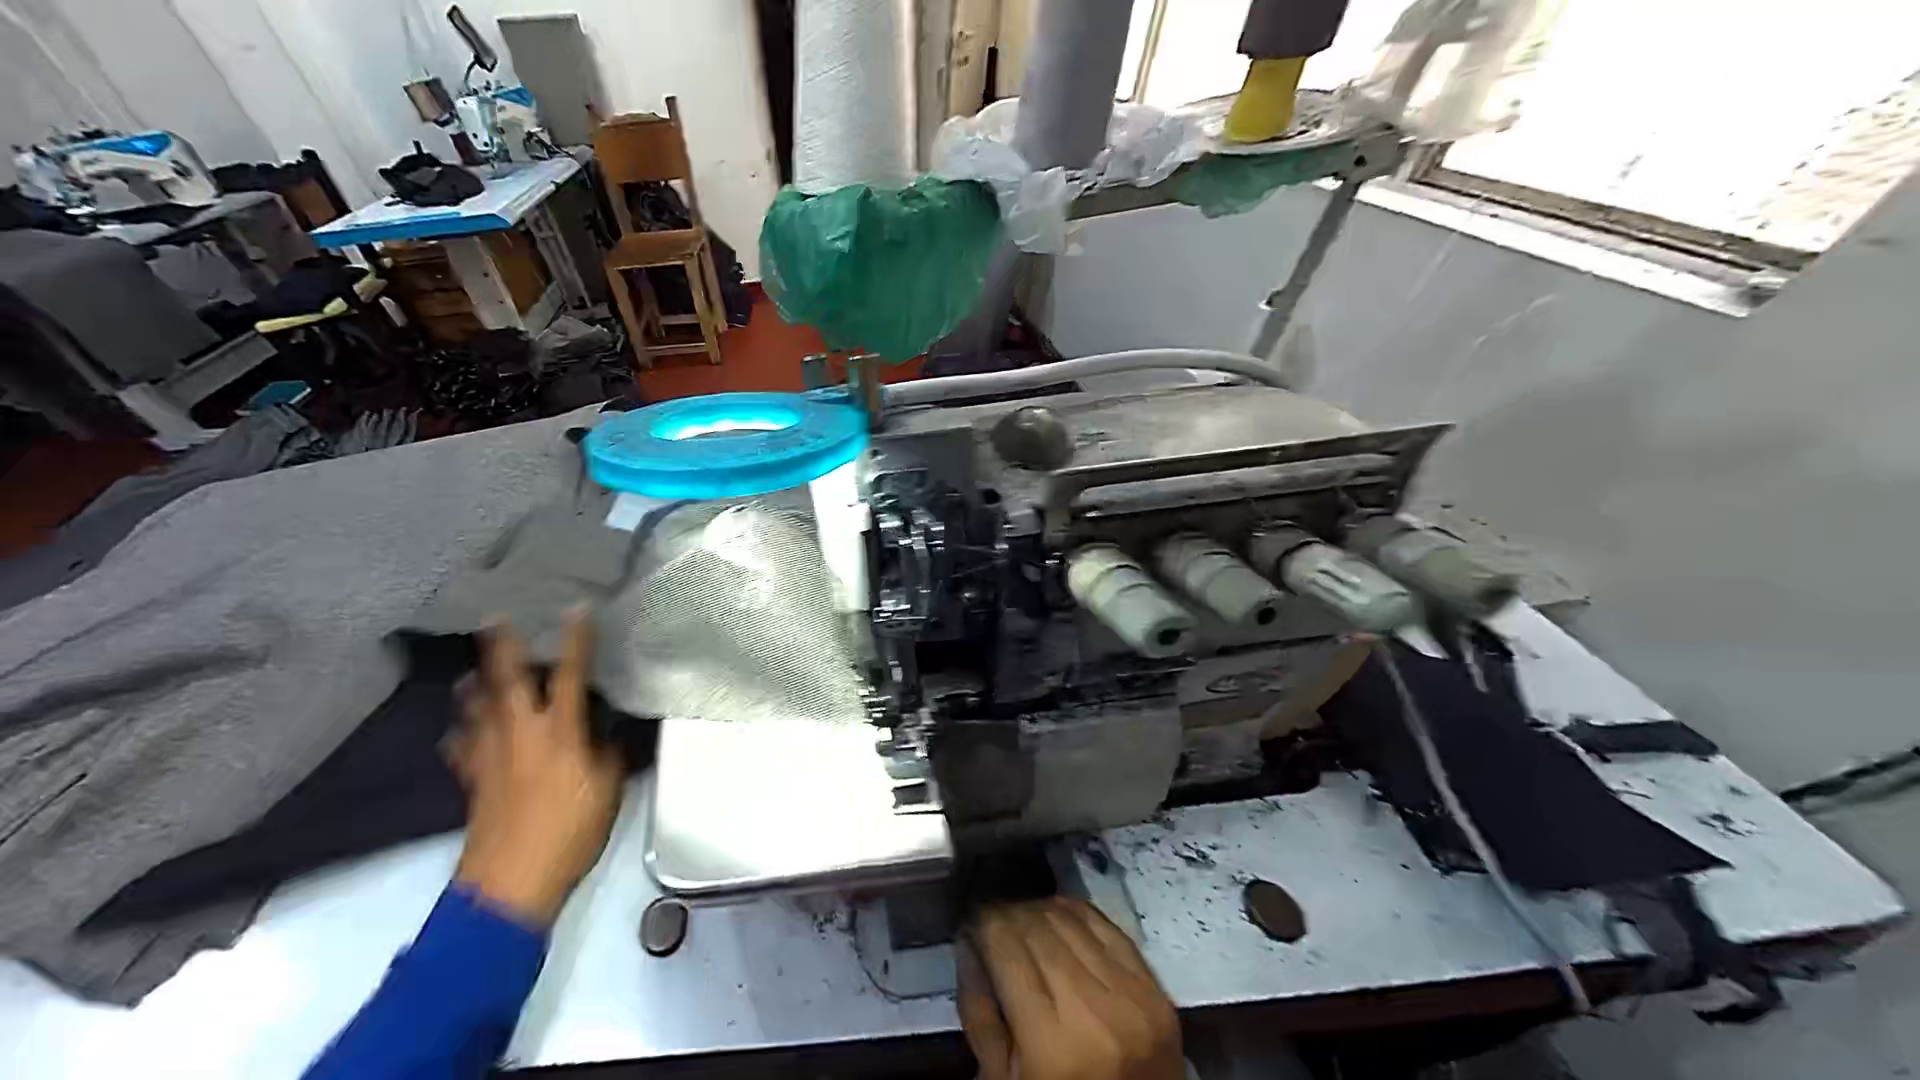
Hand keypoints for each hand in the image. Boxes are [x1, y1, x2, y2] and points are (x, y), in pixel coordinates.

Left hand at [447, 608, 623, 925]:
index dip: (576, 641)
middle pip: (507, 681)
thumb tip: (603, 734)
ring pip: (476, 708)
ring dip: (474, 685)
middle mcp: (521, 733)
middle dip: (502, 647)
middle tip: (494, 618)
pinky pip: (462, 747)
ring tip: (470, 670)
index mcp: (560, 731)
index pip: (571, 675)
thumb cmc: (571, 830)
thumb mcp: (609, 788)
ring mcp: (490, 755)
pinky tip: (457, 729)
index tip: (576, 609)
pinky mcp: (473, 781)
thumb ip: (607, 754)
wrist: (512, 881)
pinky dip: (459, 733)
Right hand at [959, 897, 1182, 1079]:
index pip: (1007, 949)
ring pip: (1069, 919)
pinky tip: (1055, 916)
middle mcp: (1093, 1011)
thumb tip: (969, 942)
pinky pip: (1104, 926)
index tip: (970, 919)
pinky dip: (1074, 913)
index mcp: (1051, 1046)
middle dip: (1006, 914)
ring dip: (1036, 910)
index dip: (983, 923)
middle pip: (1037, 928)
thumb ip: (978, 1012)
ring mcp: (1130, 995)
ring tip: (1020, 918)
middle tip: (990, 918)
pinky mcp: (1153, 987)